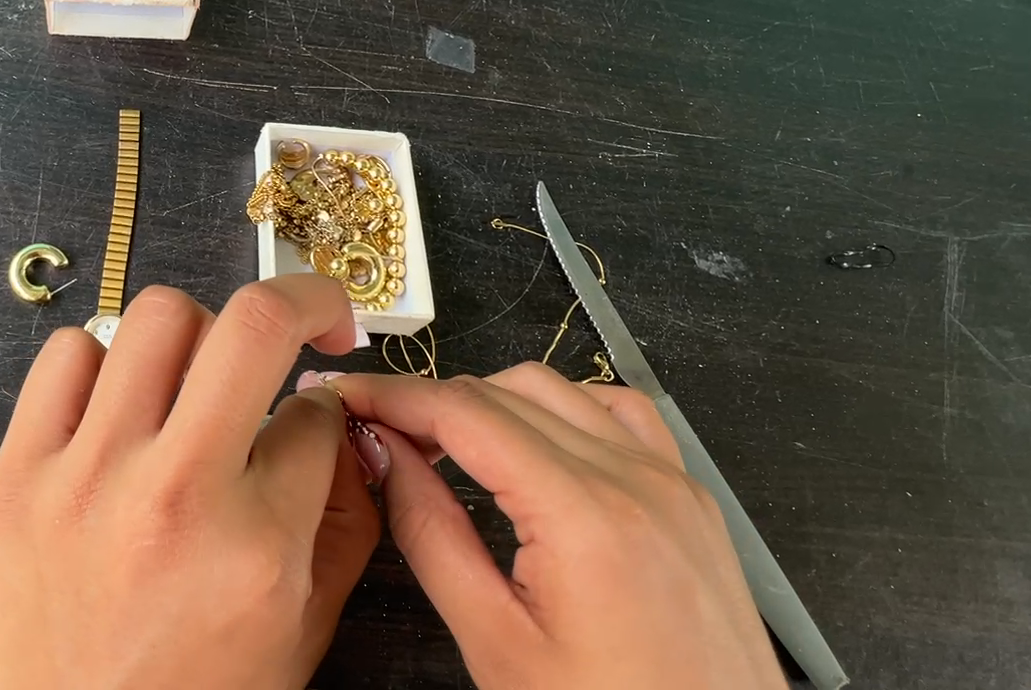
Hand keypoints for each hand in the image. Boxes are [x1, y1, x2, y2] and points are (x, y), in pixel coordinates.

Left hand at [0, 277, 380, 689]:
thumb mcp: (305, 626)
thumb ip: (344, 513)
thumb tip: (337, 413)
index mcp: (257, 548)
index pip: (314, 414)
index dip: (323, 404)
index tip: (310, 412)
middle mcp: (172, 496)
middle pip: (251, 323)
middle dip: (302, 302)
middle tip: (306, 320)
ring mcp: (84, 477)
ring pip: (158, 316)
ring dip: (197, 332)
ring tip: (195, 376)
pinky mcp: (16, 473)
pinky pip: (68, 352)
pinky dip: (103, 360)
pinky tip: (118, 406)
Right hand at [326, 363, 784, 689]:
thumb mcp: (494, 643)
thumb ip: (427, 530)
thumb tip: (380, 446)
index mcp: (582, 513)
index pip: (461, 412)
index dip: (390, 393)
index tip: (340, 392)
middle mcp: (632, 474)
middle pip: (499, 390)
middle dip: (427, 400)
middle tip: (378, 432)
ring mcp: (670, 477)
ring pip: (552, 387)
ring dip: (486, 399)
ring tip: (445, 442)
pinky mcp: (690, 492)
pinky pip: (616, 409)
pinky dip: (559, 404)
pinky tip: (534, 440)